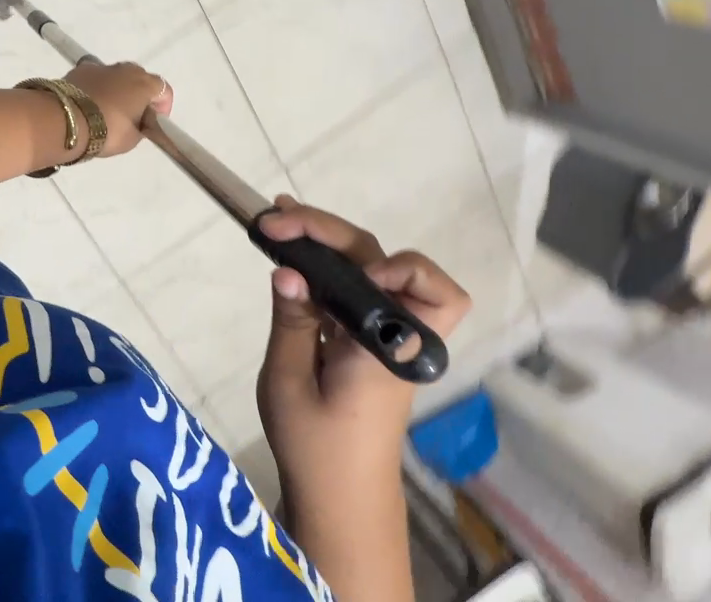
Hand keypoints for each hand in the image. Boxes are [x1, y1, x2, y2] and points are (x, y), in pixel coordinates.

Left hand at [62, 61, 173, 156]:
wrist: (65, 119)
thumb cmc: (106, 130)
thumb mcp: (131, 139)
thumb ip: (140, 128)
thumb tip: (136, 124)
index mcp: (144, 84)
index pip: (164, 90)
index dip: (162, 107)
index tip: (153, 122)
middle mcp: (125, 69)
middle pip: (139, 79)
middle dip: (138, 96)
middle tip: (130, 116)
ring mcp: (100, 67)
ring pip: (115, 77)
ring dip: (116, 90)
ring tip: (105, 111)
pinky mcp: (78, 70)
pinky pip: (94, 79)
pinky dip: (95, 88)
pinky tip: (86, 105)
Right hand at [255, 196, 471, 491]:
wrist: (336, 494)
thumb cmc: (314, 444)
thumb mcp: (289, 382)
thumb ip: (292, 322)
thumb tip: (288, 268)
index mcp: (389, 349)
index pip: (432, 292)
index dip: (401, 269)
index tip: (349, 272)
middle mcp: (394, 335)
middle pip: (386, 262)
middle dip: (333, 233)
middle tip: (278, 217)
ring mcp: (378, 336)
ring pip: (370, 270)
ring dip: (329, 241)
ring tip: (279, 220)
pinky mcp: (360, 340)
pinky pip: (351, 291)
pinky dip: (324, 266)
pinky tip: (288, 254)